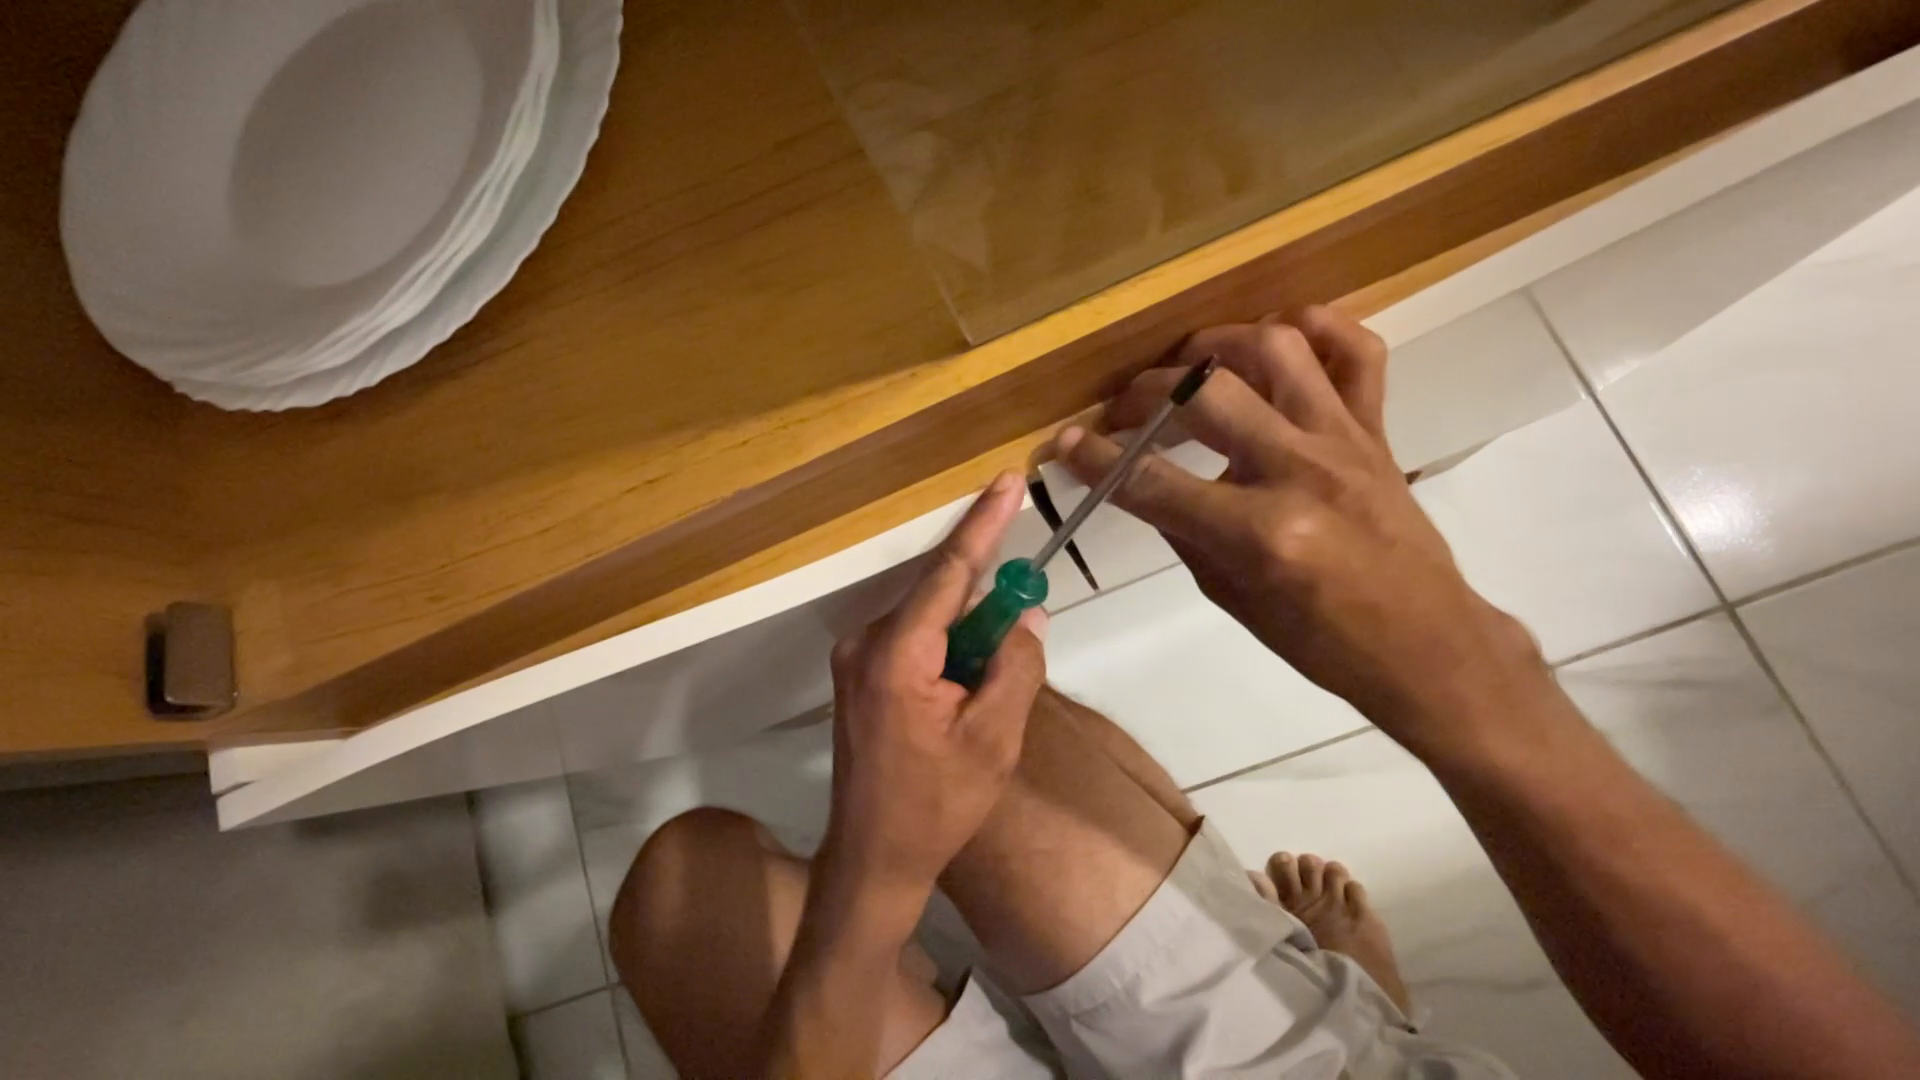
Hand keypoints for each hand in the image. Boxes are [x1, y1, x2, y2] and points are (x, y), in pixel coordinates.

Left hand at [824, 471, 1047, 893]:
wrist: (873, 858)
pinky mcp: (859, 674)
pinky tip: (962, 696)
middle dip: (985, 607)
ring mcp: (856, 658)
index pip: (949, 572)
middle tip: (1015, 646)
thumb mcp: (995, 738)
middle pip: (940, 595)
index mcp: (897, 655)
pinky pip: (914, 640)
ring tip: (982, 701)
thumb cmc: (937, 805)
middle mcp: (866, 642)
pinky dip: (948, 651)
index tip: (1006, 481)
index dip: (984, 525)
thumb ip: (1016, 665)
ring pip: (929, 620)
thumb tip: (1027, 614)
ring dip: (967, 638)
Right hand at [1056, 307, 1545, 761]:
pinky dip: (1320, 327)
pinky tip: (1280, 334)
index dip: (1097, 460)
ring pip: (1276, 350)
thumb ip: (1186, 534)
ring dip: (1217, 343)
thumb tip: (1148, 488)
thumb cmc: (1323, 643)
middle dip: (1146, 393)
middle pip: (1204, 396)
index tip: (1066, 443)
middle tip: (1124, 408)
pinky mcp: (1376, 431)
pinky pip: (1358, 353)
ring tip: (1188, 363)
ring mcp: (1344, 442)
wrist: (1426, 647)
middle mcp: (1299, 471)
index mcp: (1258, 532)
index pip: (1155, 481)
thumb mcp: (1232, 600)